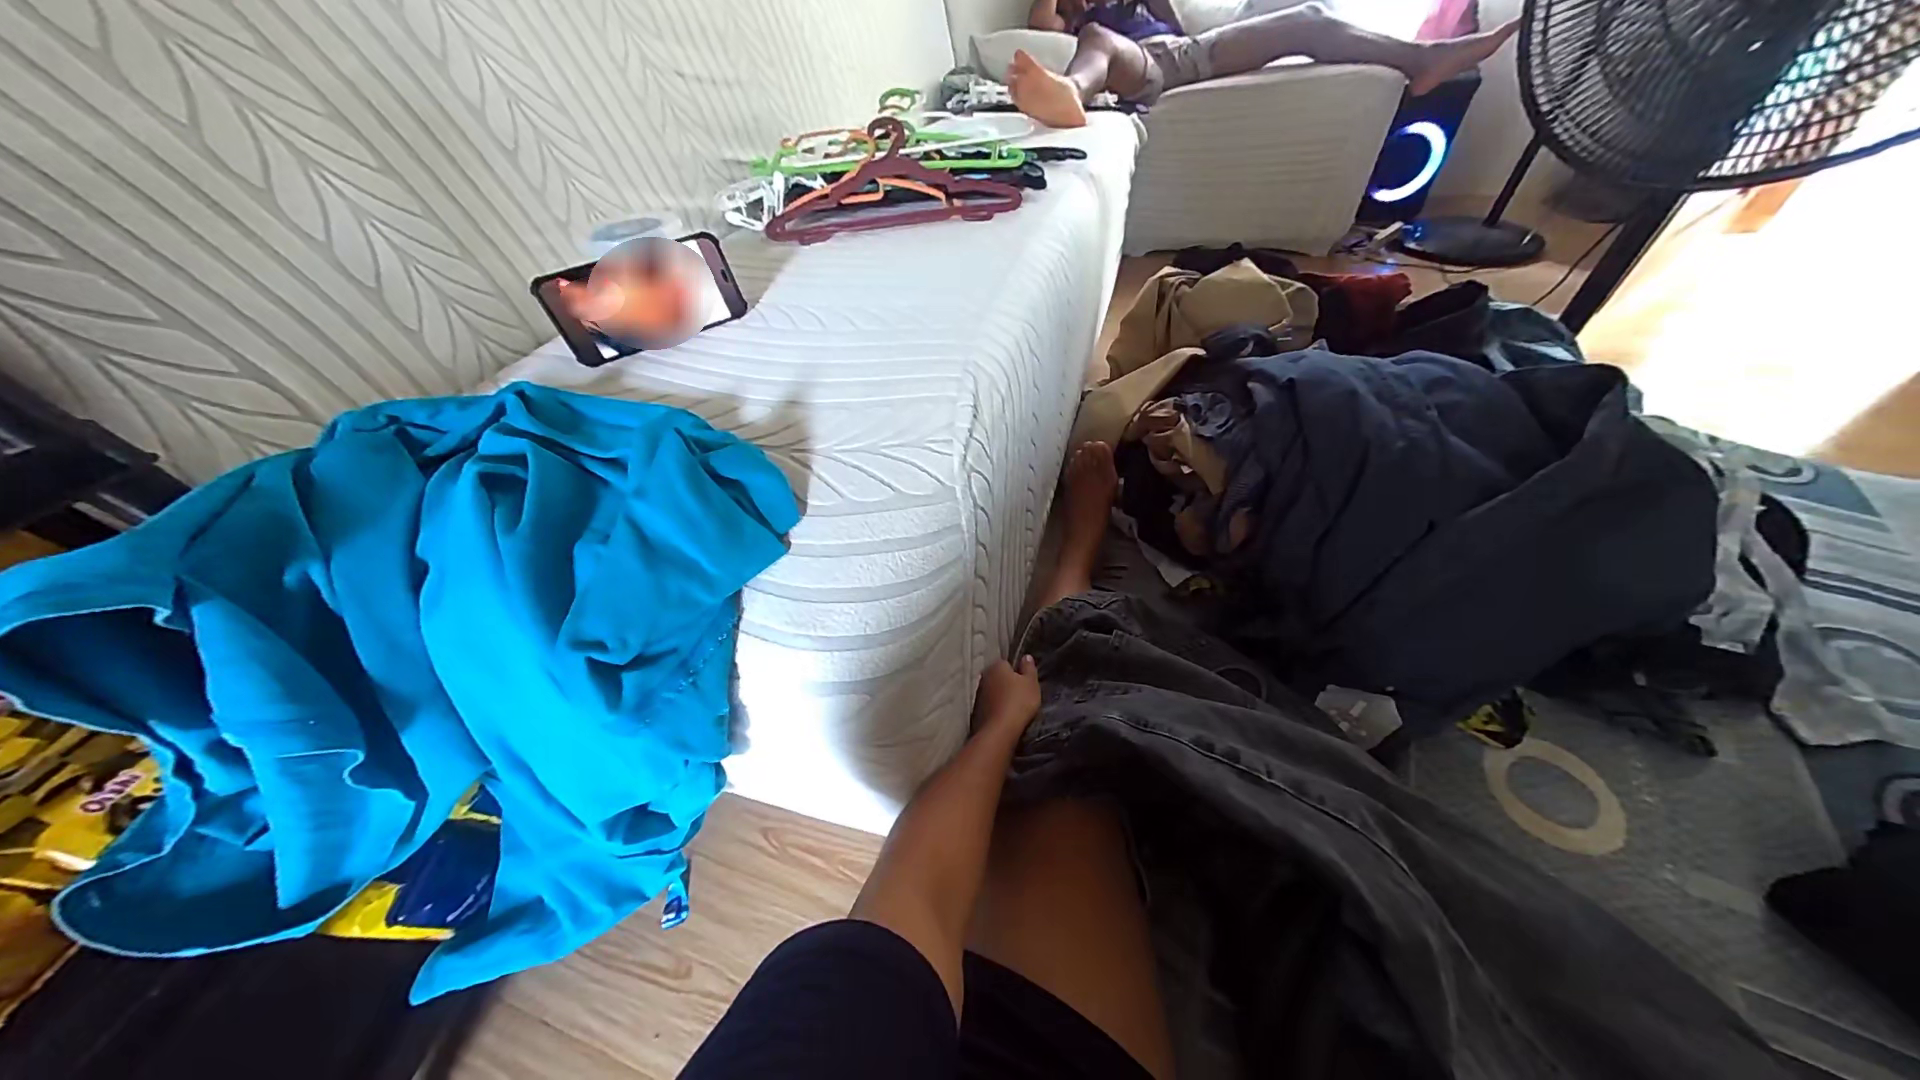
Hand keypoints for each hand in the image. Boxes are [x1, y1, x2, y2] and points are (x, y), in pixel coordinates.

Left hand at [973, 656, 1040, 736]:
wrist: (999, 731)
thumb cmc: (1018, 702)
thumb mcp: (1031, 684)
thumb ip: (1029, 668)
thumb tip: (1026, 656)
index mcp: (996, 666)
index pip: (1006, 662)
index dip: (1016, 671)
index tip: (1024, 681)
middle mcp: (984, 676)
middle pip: (998, 676)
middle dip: (1006, 682)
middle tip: (1020, 693)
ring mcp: (978, 694)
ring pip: (992, 691)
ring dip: (999, 696)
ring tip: (1012, 706)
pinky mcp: (975, 710)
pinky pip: (988, 705)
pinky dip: (995, 708)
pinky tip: (1003, 715)